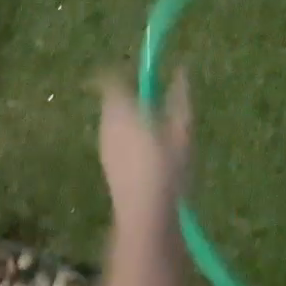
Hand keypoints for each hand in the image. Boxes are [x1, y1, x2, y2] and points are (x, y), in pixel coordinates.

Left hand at [97, 69, 191, 223]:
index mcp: (121, 109)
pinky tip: (152, 152)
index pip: (112, 78)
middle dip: (133, 96)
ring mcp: (104, 145)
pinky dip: (130, 135)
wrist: (144, 215)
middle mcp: (106, 123)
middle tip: (160, 101)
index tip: (148, 74)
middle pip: (113, 98)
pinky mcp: (107, 163)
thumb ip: (180, 97)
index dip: (127, 72)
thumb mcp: (181, 129)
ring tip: (160, 128)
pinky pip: (116, 137)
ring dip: (132, 116)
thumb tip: (181, 70)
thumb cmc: (166, 167)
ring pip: (114, 119)